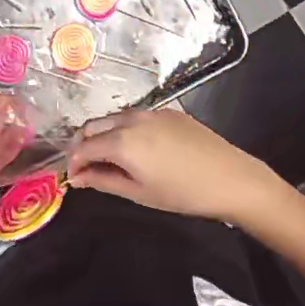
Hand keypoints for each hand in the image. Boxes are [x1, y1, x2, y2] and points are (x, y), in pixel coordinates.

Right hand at [68, 110, 286, 222]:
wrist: (231, 179)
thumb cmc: (182, 193)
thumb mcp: (138, 193)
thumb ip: (102, 181)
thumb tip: (77, 178)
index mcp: (121, 141)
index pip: (83, 147)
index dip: (73, 162)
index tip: (73, 178)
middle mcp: (132, 119)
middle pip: (93, 126)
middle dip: (84, 145)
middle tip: (86, 167)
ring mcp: (152, 112)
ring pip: (114, 118)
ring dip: (103, 135)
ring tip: (109, 159)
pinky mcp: (169, 111)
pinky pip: (135, 116)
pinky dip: (124, 129)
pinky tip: (135, 148)